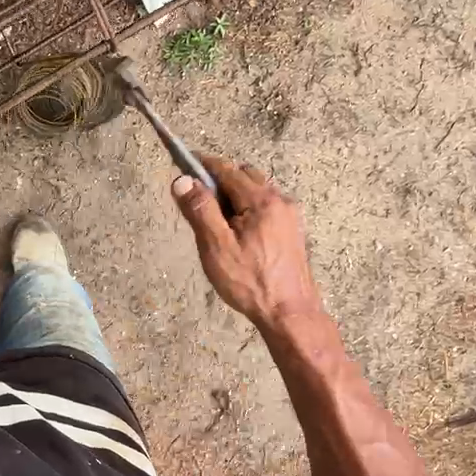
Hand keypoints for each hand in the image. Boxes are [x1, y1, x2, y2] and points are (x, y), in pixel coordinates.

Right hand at [172, 156, 321, 329]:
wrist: (290, 312)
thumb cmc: (249, 281)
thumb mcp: (216, 246)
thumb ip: (200, 210)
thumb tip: (182, 180)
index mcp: (261, 201)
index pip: (227, 169)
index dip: (203, 164)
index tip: (183, 162)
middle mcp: (280, 201)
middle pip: (245, 175)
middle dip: (220, 179)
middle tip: (197, 200)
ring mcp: (290, 216)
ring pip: (257, 191)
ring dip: (235, 194)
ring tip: (215, 219)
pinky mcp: (293, 231)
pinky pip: (266, 206)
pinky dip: (248, 207)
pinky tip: (237, 232)